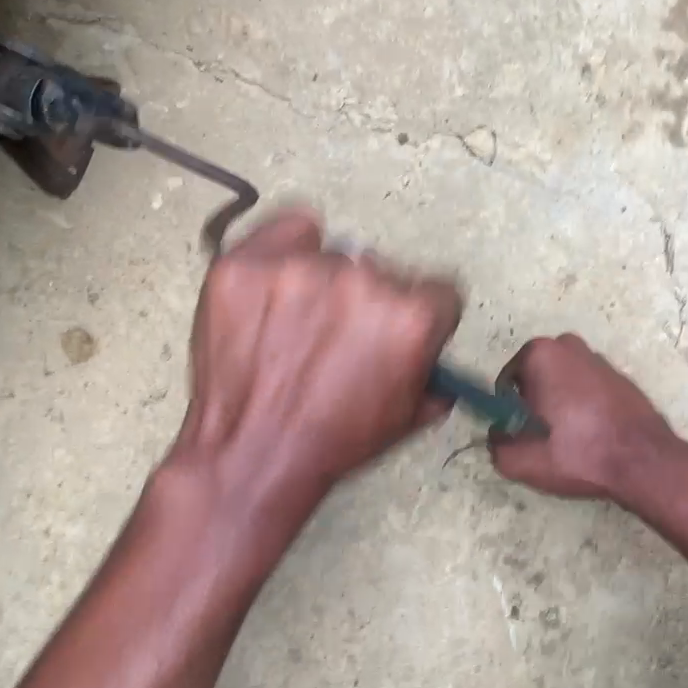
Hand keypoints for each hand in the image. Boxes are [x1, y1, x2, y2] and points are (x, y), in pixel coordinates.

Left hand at [172, 206, 462, 502]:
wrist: (249, 456)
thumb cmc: (334, 441)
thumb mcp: (407, 418)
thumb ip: (435, 377)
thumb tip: (437, 363)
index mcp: (412, 317)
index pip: (439, 291)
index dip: (423, 318)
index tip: (397, 337)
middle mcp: (364, 279)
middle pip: (385, 271)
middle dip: (372, 301)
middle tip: (342, 338)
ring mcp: (301, 267)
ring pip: (335, 254)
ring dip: (327, 281)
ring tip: (299, 323)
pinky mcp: (248, 262)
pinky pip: (288, 231)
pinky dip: (288, 249)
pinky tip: (279, 286)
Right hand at [490, 334, 682, 502]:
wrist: (643, 460)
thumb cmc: (579, 453)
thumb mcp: (524, 461)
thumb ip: (497, 446)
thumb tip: (499, 435)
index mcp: (541, 353)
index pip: (506, 384)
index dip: (510, 413)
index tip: (525, 435)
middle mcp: (568, 345)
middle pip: (535, 380)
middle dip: (535, 405)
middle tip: (546, 439)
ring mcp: (597, 358)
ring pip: (562, 384)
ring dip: (560, 406)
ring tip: (572, 441)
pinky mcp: (619, 376)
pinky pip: (586, 390)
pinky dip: (584, 407)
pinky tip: (593, 435)